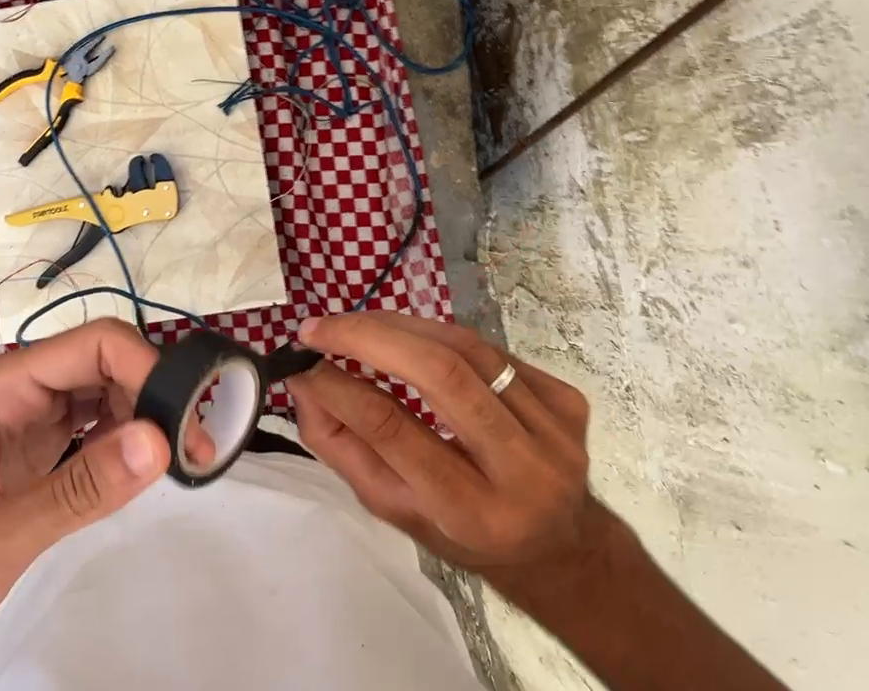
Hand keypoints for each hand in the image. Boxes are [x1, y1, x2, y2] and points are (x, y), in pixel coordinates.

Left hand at [0, 318, 170, 689]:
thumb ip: (75, 493)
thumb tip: (157, 440)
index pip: (91, 345)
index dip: (145, 367)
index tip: (186, 419)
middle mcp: (16, 389)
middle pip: (103, 360)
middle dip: (154, 391)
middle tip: (195, 446)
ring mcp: (28, 416)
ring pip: (105, 388)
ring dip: (147, 413)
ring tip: (183, 456)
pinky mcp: (39, 447)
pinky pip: (96, 423)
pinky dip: (129, 436)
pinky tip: (148, 464)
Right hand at [287, 309, 597, 578]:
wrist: (558, 544)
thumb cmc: (460, 532)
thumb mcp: (389, 506)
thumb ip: (340, 444)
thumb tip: (303, 380)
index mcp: (471, 511)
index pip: (394, 430)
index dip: (339, 387)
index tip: (300, 359)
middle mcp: (524, 470)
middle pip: (442, 374)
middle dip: (369, 337)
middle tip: (319, 326)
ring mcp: (555, 430)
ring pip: (467, 349)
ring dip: (399, 326)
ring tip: (355, 324)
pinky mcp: (568, 400)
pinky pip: (490, 350)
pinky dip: (439, 337)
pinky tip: (412, 342)